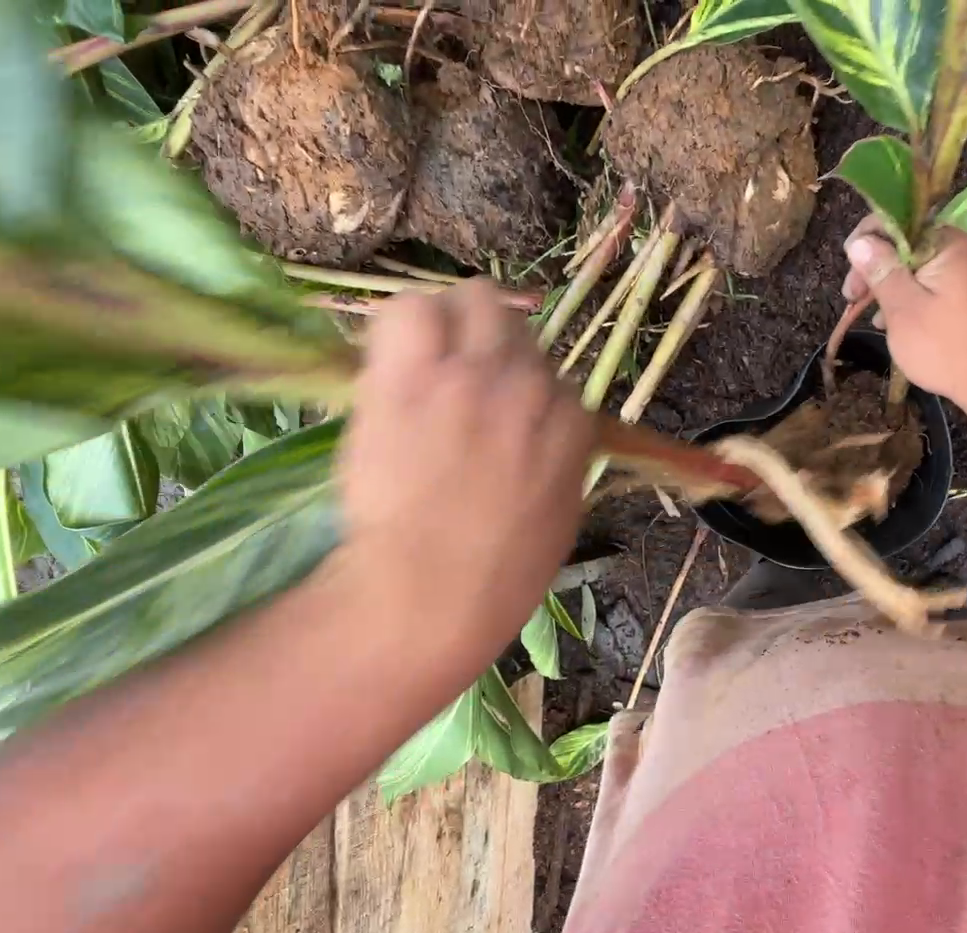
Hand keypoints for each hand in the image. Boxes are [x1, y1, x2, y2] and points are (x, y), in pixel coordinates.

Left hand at [327, 281, 595, 701]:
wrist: (428, 598)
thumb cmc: (498, 582)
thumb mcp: (558, 522)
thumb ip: (559, 465)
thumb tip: (542, 441)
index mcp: (572, 429)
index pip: (556, 380)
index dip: (522, 396)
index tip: (496, 420)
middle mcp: (530, 389)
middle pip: (519, 329)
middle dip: (494, 349)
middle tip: (460, 382)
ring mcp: (469, 376)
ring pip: (473, 300)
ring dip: (454, 325)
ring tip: (426, 363)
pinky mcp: (409, 376)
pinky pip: (410, 310)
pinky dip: (404, 328)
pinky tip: (394, 364)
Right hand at [840, 220, 966, 401]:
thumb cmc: (943, 346)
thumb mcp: (902, 308)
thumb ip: (881, 271)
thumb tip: (858, 242)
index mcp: (947, 243)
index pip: (897, 222)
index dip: (866, 244)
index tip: (850, 279)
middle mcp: (960, 249)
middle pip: (904, 244)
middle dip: (874, 268)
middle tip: (851, 299)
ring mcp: (966, 272)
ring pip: (914, 266)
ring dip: (887, 286)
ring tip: (869, 315)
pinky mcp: (966, 294)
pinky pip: (929, 284)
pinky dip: (907, 297)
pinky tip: (890, 321)